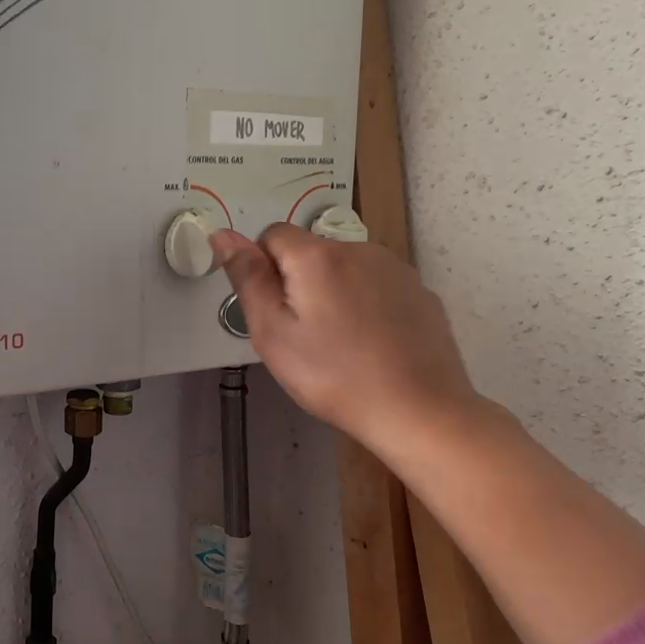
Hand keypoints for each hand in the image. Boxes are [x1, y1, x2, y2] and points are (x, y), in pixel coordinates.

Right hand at [210, 224, 481, 454]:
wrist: (419, 410)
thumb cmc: (333, 375)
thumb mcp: (273, 333)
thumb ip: (248, 278)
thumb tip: (223, 234)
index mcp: (317, 256)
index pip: (272, 235)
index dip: (263, 269)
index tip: (273, 312)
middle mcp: (359, 249)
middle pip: (311, 253)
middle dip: (300, 283)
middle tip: (303, 336)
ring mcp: (396, 270)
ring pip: (346, 270)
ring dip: (334, 293)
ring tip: (340, 344)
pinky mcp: (421, 293)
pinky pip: (378, 288)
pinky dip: (368, 307)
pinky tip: (373, 346)